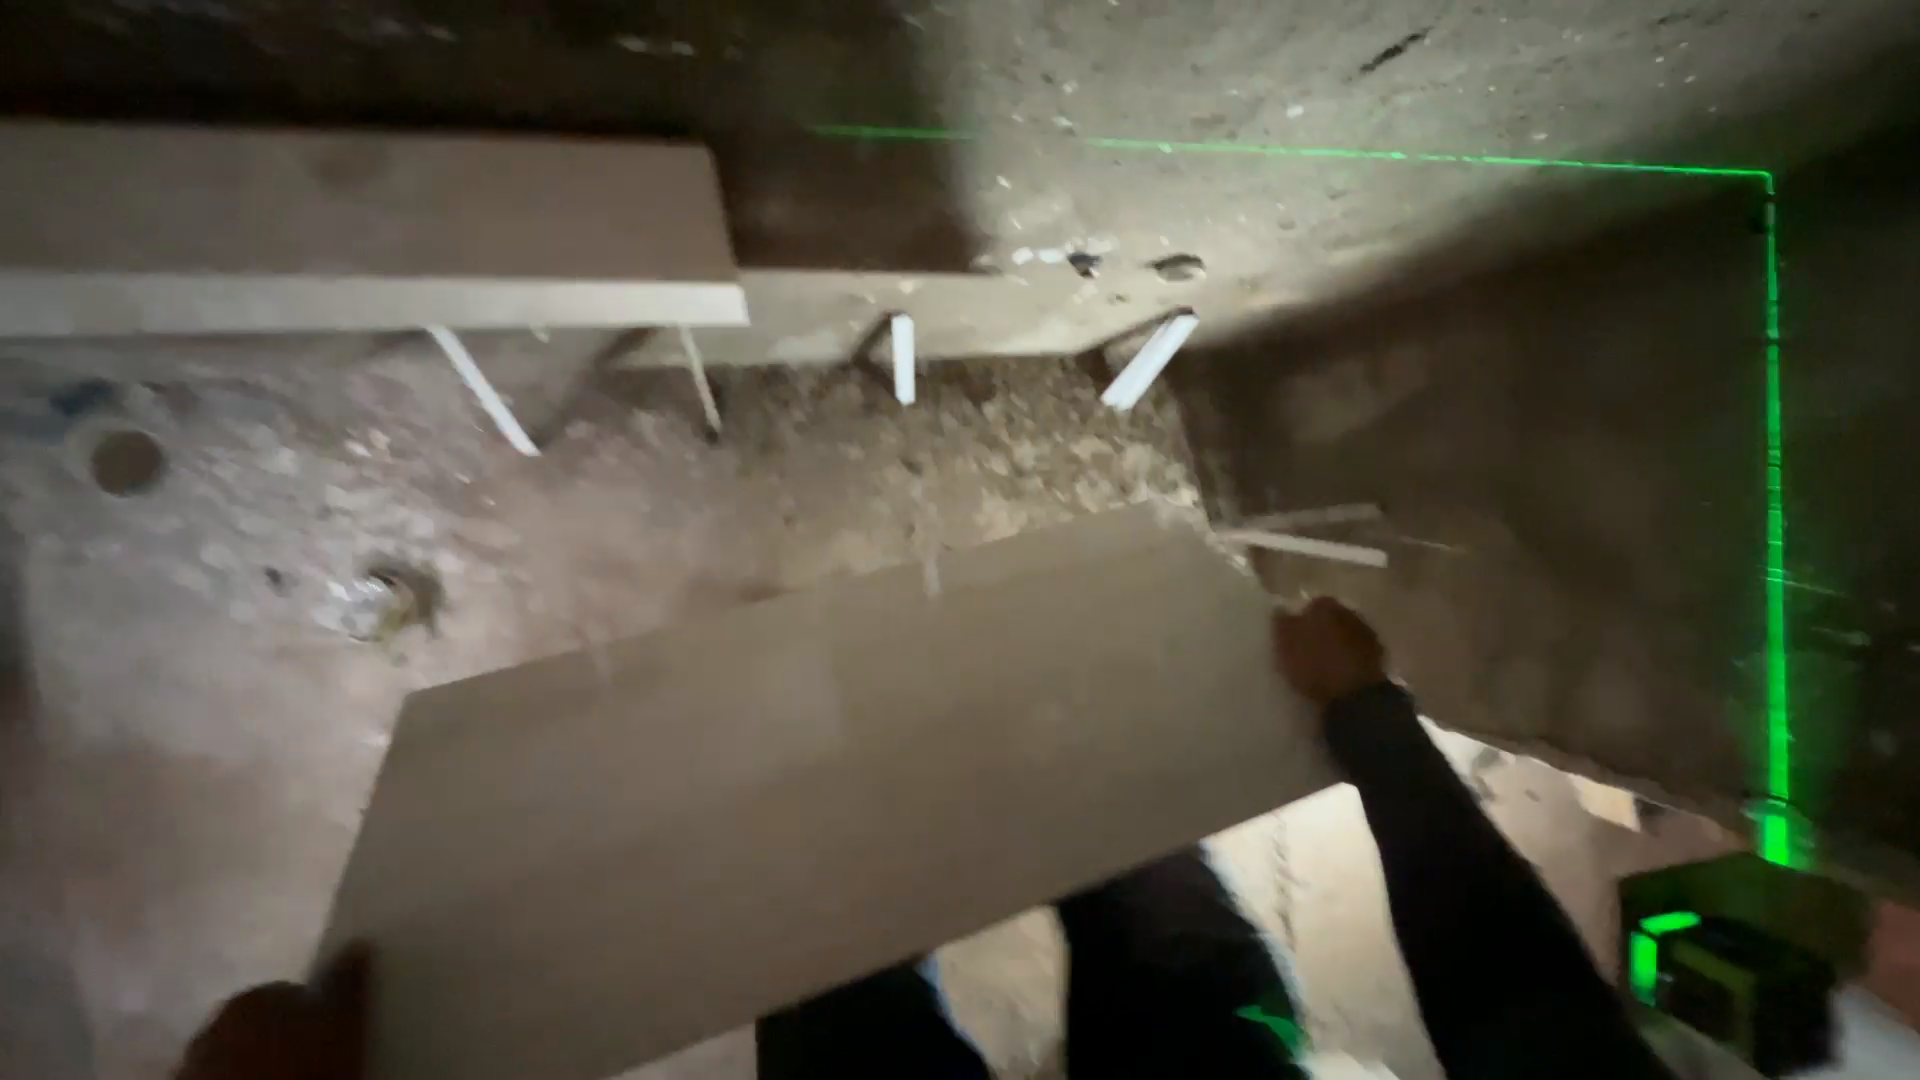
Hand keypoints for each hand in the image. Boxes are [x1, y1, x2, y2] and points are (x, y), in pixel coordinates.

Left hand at [175, 946, 369, 1079]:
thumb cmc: (304, 1064)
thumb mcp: (342, 1020)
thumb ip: (346, 981)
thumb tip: (357, 944)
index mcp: (247, 1000)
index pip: (285, 991)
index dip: (309, 1009)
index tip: (326, 1029)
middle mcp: (209, 1028)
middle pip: (255, 1023)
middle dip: (277, 1032)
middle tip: (308, 1050)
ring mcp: (189, 1069)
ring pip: (233, 1054)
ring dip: (254, 1060)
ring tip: (286, 1071)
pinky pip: (219, 1077)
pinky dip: (237, 1078)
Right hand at [1271, 597, 1386, 706]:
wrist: (1355, 695)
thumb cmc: (1313, 665)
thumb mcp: (1285, 645)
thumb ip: (1282, 623)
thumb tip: (1281, 607)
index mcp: (1324, 606)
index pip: (1311, 603)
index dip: (1302, 618)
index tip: (1295, 633)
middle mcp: (1349, 612)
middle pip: (1332, 616)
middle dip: (1322, 627)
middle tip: (1309, 646)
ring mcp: (1367, 633)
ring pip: (1347, 632)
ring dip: (1339, 641)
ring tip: (1326, 660)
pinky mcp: (1380, 655)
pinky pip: (1359, 650)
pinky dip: (1351, 655)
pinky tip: (1342, 669)